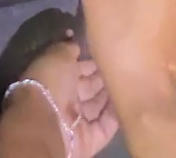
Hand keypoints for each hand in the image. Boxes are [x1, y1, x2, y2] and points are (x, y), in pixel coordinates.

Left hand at [15, 36, 120, 156]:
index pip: (75, 68)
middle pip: (88, 87)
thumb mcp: (59, 54)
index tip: (106, 51)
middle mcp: (65, 99)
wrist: (47, 121)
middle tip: (121, 64)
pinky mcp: (89, 139)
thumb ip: (69, 47)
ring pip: (98, 106)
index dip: (90, 61)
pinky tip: (128, 100)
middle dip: (102, 76)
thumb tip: (74, 37)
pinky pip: (105, 125)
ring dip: (111, 94)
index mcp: (55, 78)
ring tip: (128, 79)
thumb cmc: (51, 80)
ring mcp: (77, 120)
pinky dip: (116, 114)